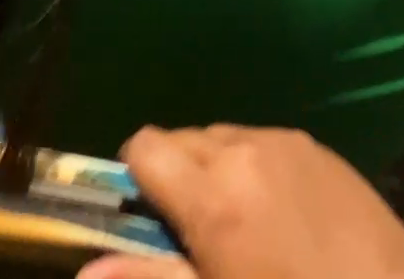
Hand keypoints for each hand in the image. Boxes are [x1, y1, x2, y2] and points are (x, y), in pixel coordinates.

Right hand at [79, 126, 403, 278]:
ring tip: (243, 226)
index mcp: (214, 193)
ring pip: (221, 138)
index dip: (135, 180)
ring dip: (214, 169)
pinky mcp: (319, 147)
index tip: (149, 221)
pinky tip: (281, 216)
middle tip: (196, 234)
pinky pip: (261, 142)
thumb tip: (85, 269)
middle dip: (176, 177)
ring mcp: (286, 142)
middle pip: (180, 139)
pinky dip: (253, 167)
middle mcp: (243, 149)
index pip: (143, 146)